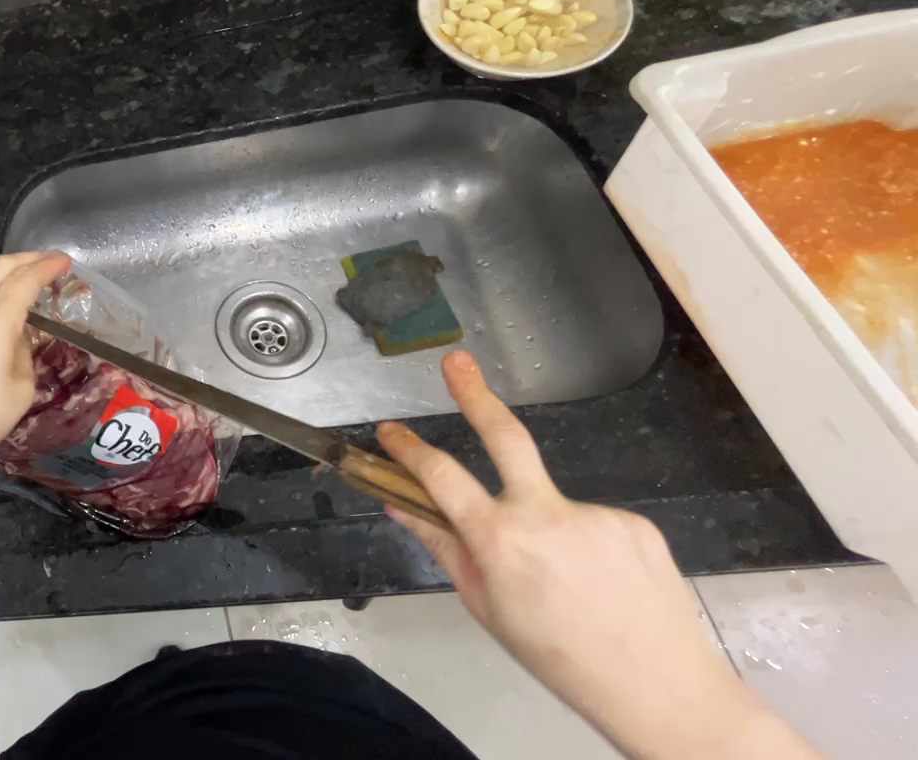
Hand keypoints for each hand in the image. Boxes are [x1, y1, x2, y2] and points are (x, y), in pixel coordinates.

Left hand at [0, 251, 71, 491]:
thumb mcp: (21, 388)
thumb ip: (23, 353)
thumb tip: (14, 340)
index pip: (27, 279)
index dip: (48, 266)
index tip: (65, 260)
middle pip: (0, 269)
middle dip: (27, 259)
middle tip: (49, 262)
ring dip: (6, 284)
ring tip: (27, 298)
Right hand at [378, 352, 817, 759]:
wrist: (668, 696)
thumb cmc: (557, 657)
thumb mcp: (484, 604)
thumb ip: (443, 546)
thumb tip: (400, 505)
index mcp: (500, 540)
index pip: (440, 475)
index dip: (407, 448)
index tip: (390, 431)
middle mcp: (546, 516)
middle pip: (505, 436)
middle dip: (475, 394)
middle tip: (456, 361)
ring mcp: (595, 515)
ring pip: (547, 502)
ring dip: (541, 525)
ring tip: (567, 583)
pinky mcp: (634, 524)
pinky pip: (587, 521)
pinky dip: (580, 542)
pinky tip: (598, 582)